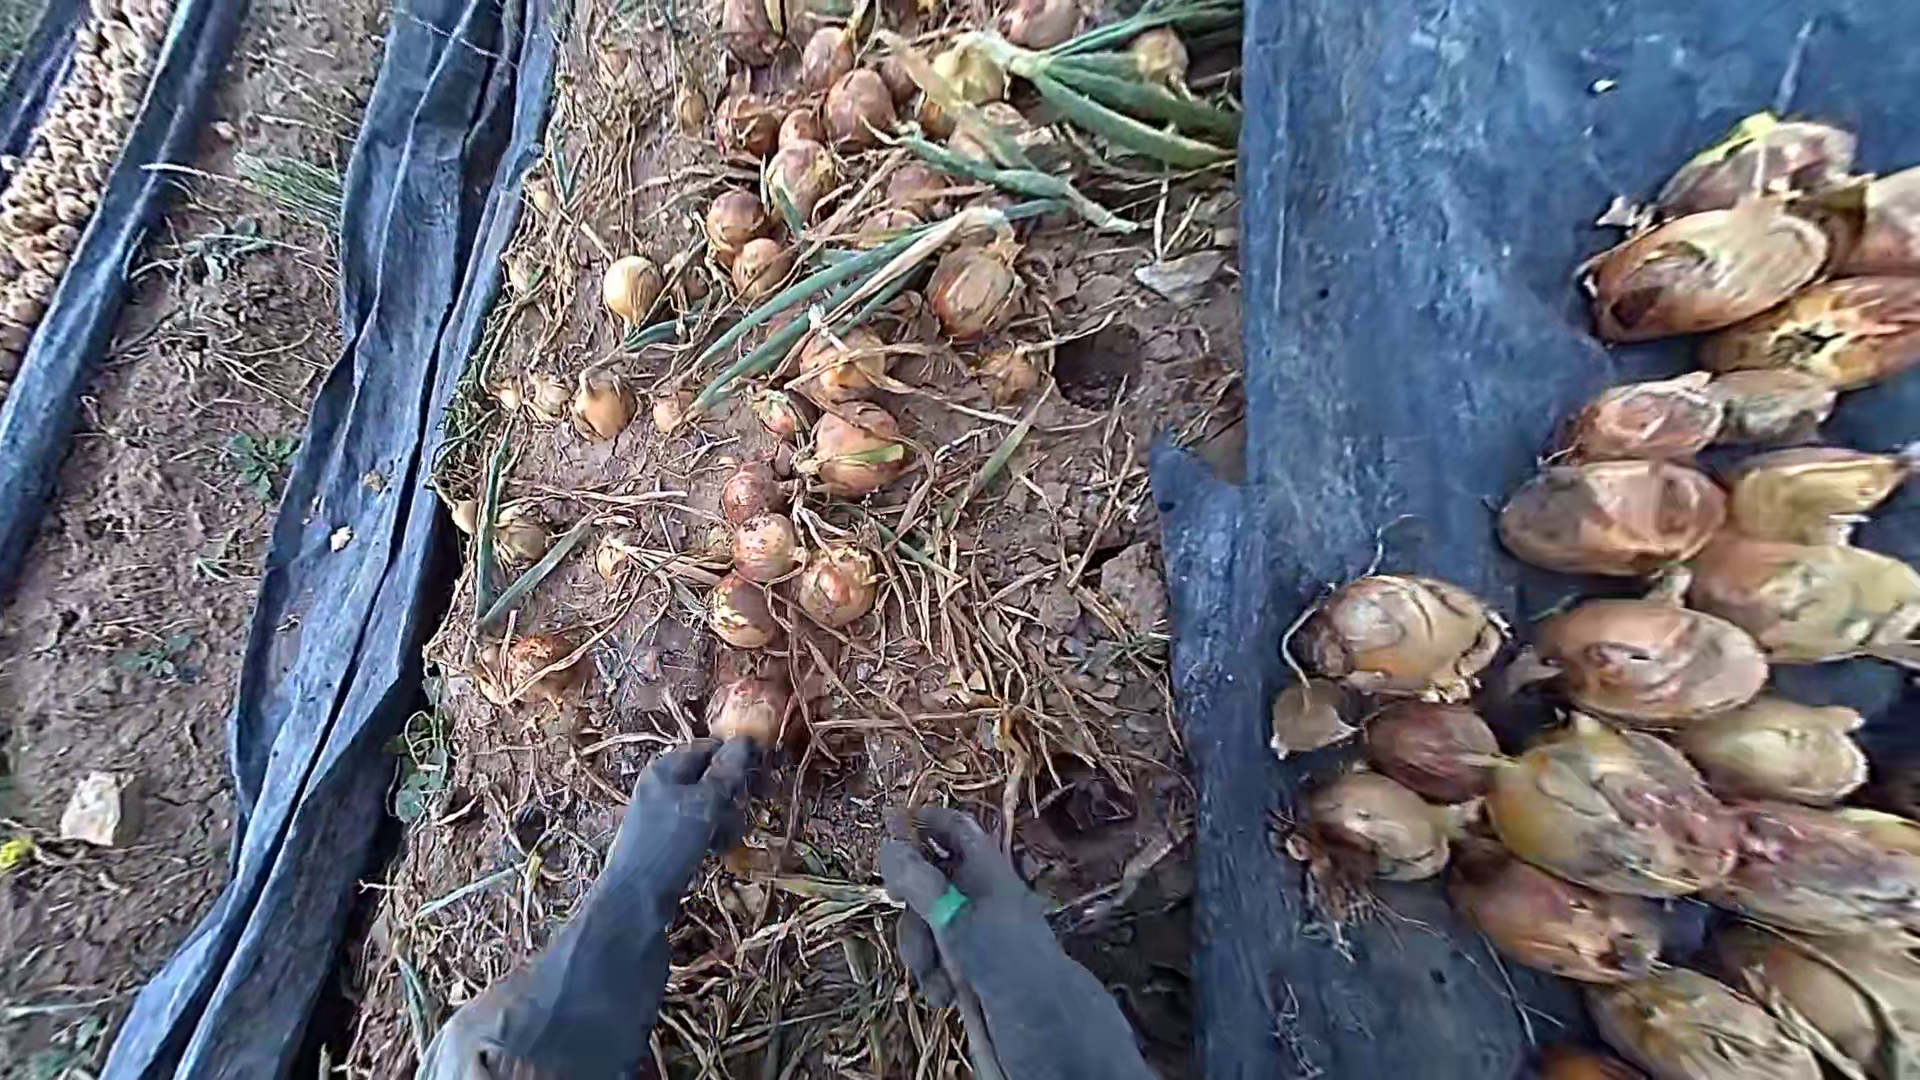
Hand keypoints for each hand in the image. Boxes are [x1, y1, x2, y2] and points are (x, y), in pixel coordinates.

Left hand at [599, 737, 754, 895]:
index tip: (760, 773)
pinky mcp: (670, 839)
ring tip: (729, 835)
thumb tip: (745, 738)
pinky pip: (701, 825)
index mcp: (665, 769)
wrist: (633, 904)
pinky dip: (715, 833)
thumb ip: (727, 770)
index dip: (736, 758)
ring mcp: (665, 813)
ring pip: (710, 803)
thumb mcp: (704, 803)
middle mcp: (664, 786)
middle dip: (734, 793)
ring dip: (728, 817)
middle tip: (750, 806)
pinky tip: (720, 848)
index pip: (709, 748)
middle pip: (712, 776)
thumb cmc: (668, 844)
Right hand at [880, 807, 1157, 1079]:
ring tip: (933, 974)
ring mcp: (973, 933)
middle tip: (898, 904)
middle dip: (911, 898)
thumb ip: (921, 883)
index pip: (954, 829)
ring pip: (926, 922)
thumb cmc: (1010, 962)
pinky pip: (934, 959)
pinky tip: (945, 994)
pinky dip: (932, 975)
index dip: (925, 823)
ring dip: (919, 947)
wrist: (1051, 1033)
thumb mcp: (960, 920)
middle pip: (930, 876)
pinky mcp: (968, 969)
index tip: (891, 828)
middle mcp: (978, 895)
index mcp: (986, 869)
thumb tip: (888, 844)